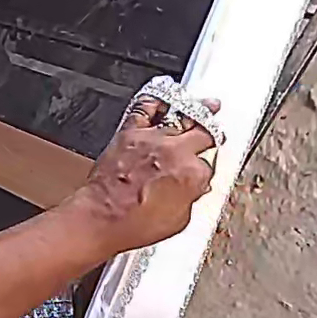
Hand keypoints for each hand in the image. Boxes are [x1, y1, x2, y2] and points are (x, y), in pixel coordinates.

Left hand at [57, 93, 217, 255]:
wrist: (101, 218)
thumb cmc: (134, 225)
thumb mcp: (177, 221)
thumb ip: (190, 199)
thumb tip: (194, 190)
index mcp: (192, 174)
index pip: (208, 165)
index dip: (203, 170)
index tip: (199, 173)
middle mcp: (176, 152)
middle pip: (203, 133)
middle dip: (211, 133)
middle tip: (214, 131)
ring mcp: (153, 138)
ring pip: (182, 114)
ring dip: (198, 109)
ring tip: (208, 105)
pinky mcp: (130, 132)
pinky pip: (146, 105)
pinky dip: (157, 97)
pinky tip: (165, 92)